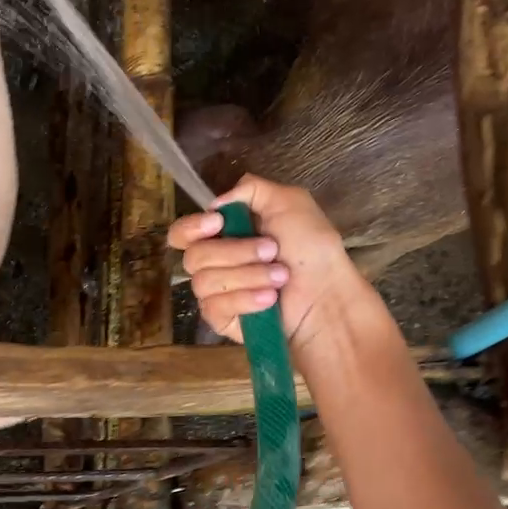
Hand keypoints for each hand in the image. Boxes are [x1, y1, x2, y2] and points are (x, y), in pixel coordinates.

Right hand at [170, 174, 377, 346]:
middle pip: (193, 257)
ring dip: (249, 276)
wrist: (325, 294)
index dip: (191, 228)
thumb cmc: (312, 248)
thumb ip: (253, 189)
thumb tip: (217, 202)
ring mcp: (213, 292)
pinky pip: (214, 307)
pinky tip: (269, 299)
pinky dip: (246, 299)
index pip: (182, 233)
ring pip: (203, 282)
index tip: (218, 223)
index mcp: (223, 235)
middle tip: (271, 251)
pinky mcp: (218, 318)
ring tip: (279, 278)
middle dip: (235, 252)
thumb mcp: (290, 203)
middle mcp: (213, 263)